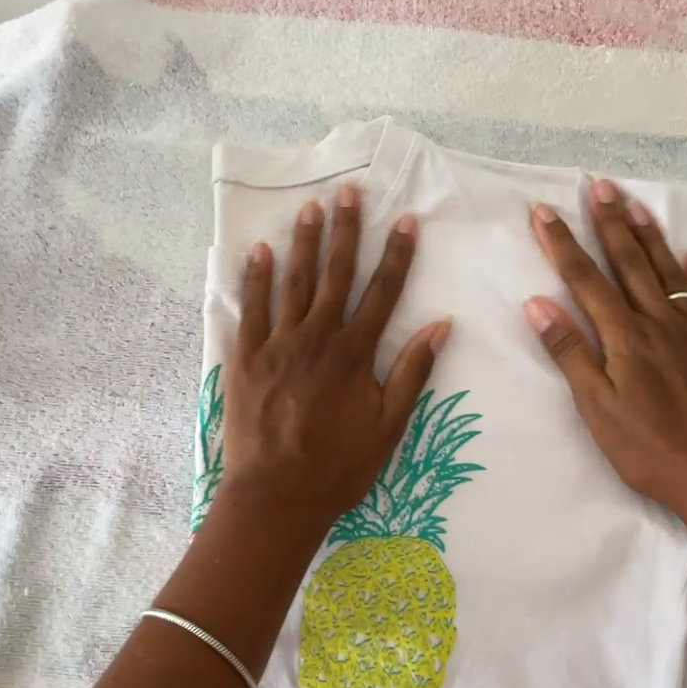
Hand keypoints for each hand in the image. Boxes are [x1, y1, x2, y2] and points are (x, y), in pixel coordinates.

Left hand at [220, 184, 450, 530]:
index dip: (397, 254)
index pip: (383, 292)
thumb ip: (412, 373)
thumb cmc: (338, 468)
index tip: (406, 220)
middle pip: (335, 274)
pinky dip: (256, 278)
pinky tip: (261, 251)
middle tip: (349, 191)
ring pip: (294, 282)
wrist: (276, 496)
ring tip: (310, 207)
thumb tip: (440, 325)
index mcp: (355, 354)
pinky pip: (252, 309)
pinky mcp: (246, 358)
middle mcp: (317, 338)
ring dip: (303, 242)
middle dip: (346, 230)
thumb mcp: (389, 427)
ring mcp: (278, 345)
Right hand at [523, 179, 686, 546]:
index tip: (543, 210)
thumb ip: (569, 353)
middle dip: (609, 223)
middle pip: (630, 264)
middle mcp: (660, 323)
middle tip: (598, 185)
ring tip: (637, 204)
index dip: (562, 243)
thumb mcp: (597, 409)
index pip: (585, 280)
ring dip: (651, 237)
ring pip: (670, 273)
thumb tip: (538, 303)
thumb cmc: (650, 450)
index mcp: (624, 337)